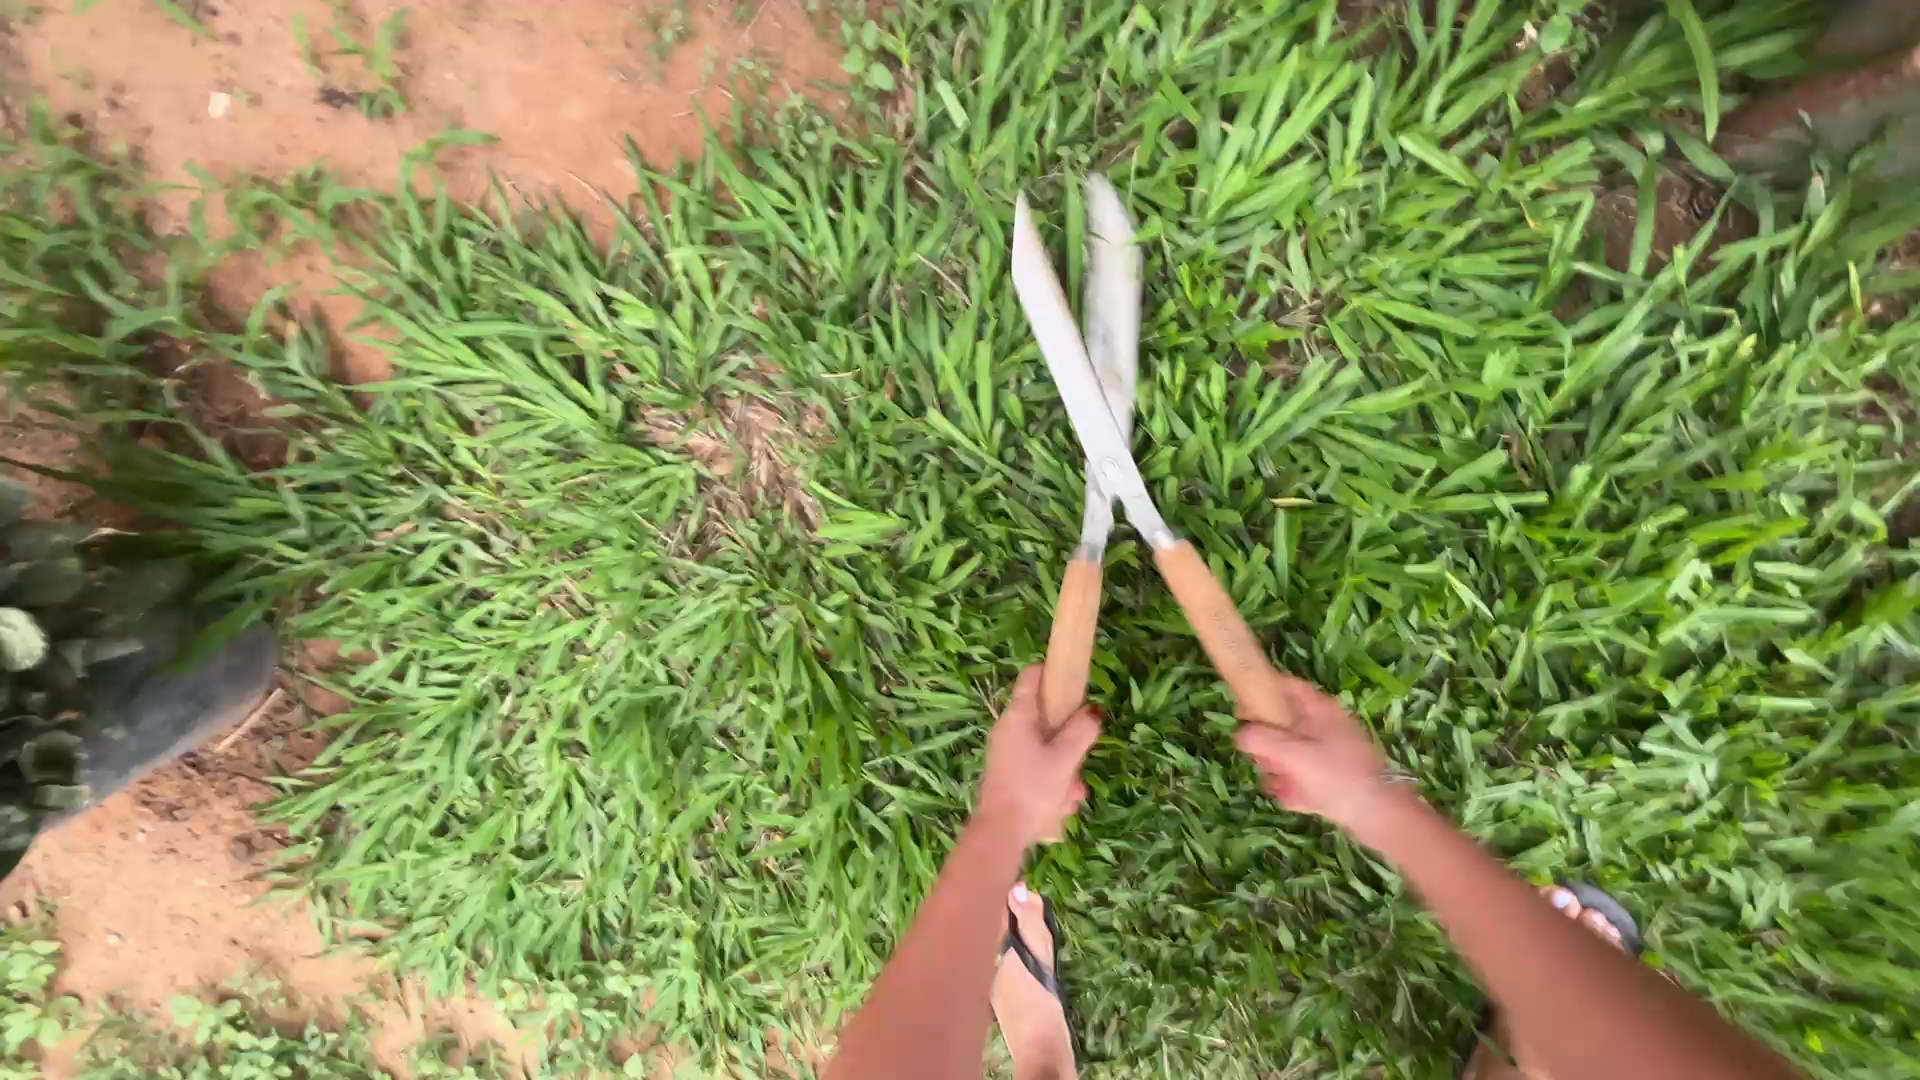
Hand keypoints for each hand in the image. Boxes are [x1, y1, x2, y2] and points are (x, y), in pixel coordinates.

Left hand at [976, 665, 1101, 844]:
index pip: (1031, 676)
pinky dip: (1053, 784)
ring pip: (1046, 749)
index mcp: (1018, 715)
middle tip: (1081, 755)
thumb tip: (1092, 712)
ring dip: (1065, 768)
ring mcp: (1007, 753)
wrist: (1001, 833)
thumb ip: (1082, 732)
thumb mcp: (1065, 758)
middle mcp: (1009, 729)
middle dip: (1069, 739)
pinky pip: (1038, 770)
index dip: (1053, 673)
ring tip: (1073, 792)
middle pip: (1046, 718)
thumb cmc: (1032, 788)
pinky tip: (1062, 805)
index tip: (1074, 685)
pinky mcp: (1010, 775)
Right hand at [1233, 677, 1398, 833]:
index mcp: (1320, 710)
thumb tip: (1239, 733)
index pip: (1286, 686)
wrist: (1382, 816)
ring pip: (1294, 751)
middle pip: (1286, 722)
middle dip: (1267, 740)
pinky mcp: (1337, 778)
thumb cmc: (1336, 775)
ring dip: (1278, 766)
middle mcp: (1327, 726)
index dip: (1261, 690)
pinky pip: (1306, 775)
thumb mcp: (1291, 754)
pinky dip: (1295, 785)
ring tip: (1274, 781)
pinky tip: (1289, 798)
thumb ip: (1259, 739)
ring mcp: (1333, 753)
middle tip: (1257, 754)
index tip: (1241, 706)